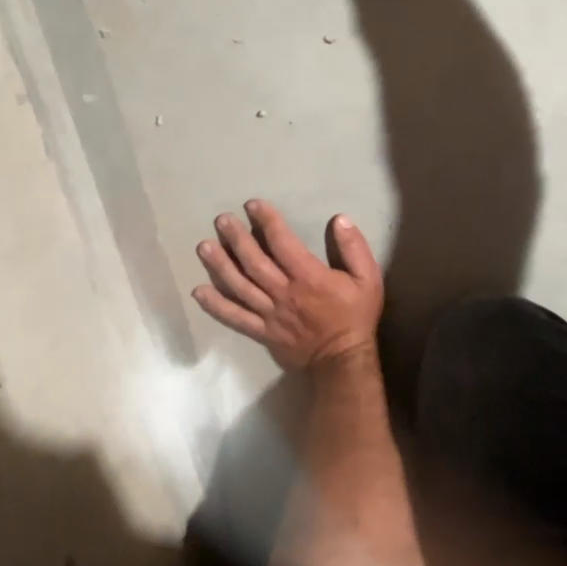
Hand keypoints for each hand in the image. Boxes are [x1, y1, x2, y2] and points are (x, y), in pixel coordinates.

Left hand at [192, 199, 384, 371]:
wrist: (342, 360)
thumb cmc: (355, 316)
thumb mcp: (368, 279)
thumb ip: (354, 248)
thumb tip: (340, 220)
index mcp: (308, 277)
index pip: (282, 243)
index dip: (267, 221)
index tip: (253, 205)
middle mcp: (283, 293)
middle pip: (254, 262)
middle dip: (236, 238)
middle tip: (221, 220)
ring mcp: (269, 314)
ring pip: (239, 286)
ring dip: (220, 265)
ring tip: (204, 247)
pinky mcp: (262, 332)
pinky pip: (235, 317)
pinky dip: (215, 305)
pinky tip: (199, 292)